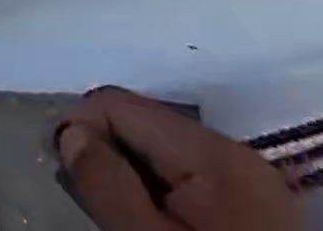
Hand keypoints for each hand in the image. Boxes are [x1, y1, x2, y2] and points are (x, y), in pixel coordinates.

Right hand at [57, 87, 301, 230]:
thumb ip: (105, 182)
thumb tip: (73, 133)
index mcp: (213, 152)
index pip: (117, 104)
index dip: (80, 129)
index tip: (63, 174)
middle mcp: (237, 155)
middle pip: (142, 125)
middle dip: (107, 154)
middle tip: (90, 205)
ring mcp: (254, 187)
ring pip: (162, 155)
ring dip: (130, 178)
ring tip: (121, 220)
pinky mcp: (259, 216)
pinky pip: (189, 182)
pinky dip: (160, 196)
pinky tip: (153, 225)